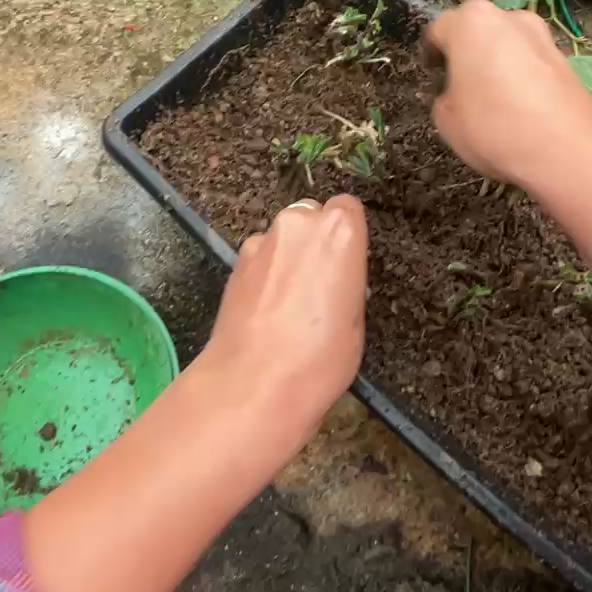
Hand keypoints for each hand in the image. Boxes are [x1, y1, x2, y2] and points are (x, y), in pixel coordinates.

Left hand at [204, 194, 368, 419]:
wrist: (254, 384)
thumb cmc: (319, 357)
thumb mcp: (356, 320)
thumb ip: (347, 281)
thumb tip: (335, 279)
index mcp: (339, 232)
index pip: (348, 207)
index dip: (348, 234)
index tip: (348, 261)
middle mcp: (298, 225)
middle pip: (312, 217)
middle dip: (316, 242)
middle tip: (321, 285)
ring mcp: (262, 241)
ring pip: (283, 238)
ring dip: (289, 257)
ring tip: (291, 303)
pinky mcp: (235, 262)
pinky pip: (260, 257)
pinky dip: (266, 274)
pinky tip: (268, 309)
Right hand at [422, 0, 591, 187]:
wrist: (567, 149)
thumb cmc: (494, 127)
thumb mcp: (447, 119)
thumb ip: (445, 97)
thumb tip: (459, 94)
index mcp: (471, 22)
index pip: (438, 29)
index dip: (431, 52)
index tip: (431, 72)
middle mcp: (508, 17)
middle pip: (477, 31)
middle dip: (466, 53)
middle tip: (459, 85)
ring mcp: (542, 35)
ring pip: (507, 45)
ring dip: (496, 64)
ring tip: (492, 100)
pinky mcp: (565, 58)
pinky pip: (530, 62)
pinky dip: (520, 77)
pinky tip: (519, 108)